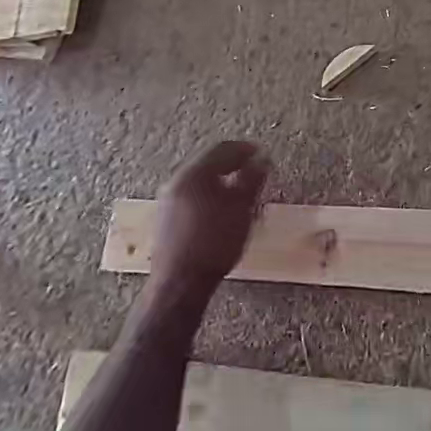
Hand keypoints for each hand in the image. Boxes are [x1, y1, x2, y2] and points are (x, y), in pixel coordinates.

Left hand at [150, 141, 270, 295]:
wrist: (181, 281)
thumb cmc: (215, 242)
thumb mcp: (242, 208)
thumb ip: (252, 180)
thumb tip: (262, 160)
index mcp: (194, 174)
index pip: (222, 149)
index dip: (245, 149)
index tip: (263, 154)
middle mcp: (177, 182)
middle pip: (208, 162)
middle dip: (233, 163)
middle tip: (254, 169)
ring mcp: (169, 201)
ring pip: (200, 180)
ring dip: (222, 179)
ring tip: (242, 189)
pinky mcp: (168, 218)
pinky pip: (193, 195)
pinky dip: (211, 193)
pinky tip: (223, 208)